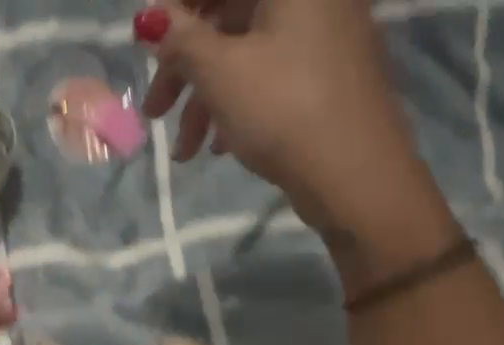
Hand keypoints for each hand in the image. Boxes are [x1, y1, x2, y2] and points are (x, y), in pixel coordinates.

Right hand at [136, 0, 438, 244]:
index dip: (176, 11)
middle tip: (155, 112)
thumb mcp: (218, 72)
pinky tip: (220, 146)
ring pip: (248, 51)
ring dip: (206, 98)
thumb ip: (180, 38)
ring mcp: (325, 33)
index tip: (148, 48)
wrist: (355, 170)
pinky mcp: (330, 72)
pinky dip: (239, 103)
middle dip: (185, 66)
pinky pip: (272, 73)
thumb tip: (150, 15)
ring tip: (186, 150)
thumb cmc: (281, 108)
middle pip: (230, 16)